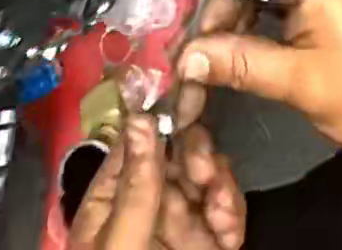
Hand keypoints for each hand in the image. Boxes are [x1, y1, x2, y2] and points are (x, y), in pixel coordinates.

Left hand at [68, 116, 245, 249]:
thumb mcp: (120, 249)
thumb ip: (135, 187)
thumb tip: (142, 117)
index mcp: (110, 202)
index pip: (134, 142)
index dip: (160, 120)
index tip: (187, 105)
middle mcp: (146, 205)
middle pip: (176, 153)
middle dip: (197, 155)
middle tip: (206, 170)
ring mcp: (179, 226)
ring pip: (206, 177)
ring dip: (219, 182)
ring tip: (221, 206)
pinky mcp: (208, 244)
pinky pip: (225, 212)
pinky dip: (232, 212)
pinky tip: (229, 228)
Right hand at [175, 0, 341, 148]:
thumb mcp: (302, 80)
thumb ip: (243, 64)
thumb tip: (188, 58)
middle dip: (211, 2)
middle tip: (185, 44)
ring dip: (224, 20)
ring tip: (200, 59)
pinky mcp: (311, 8)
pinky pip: (265, 6)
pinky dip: (243, 27)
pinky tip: (226, 54)